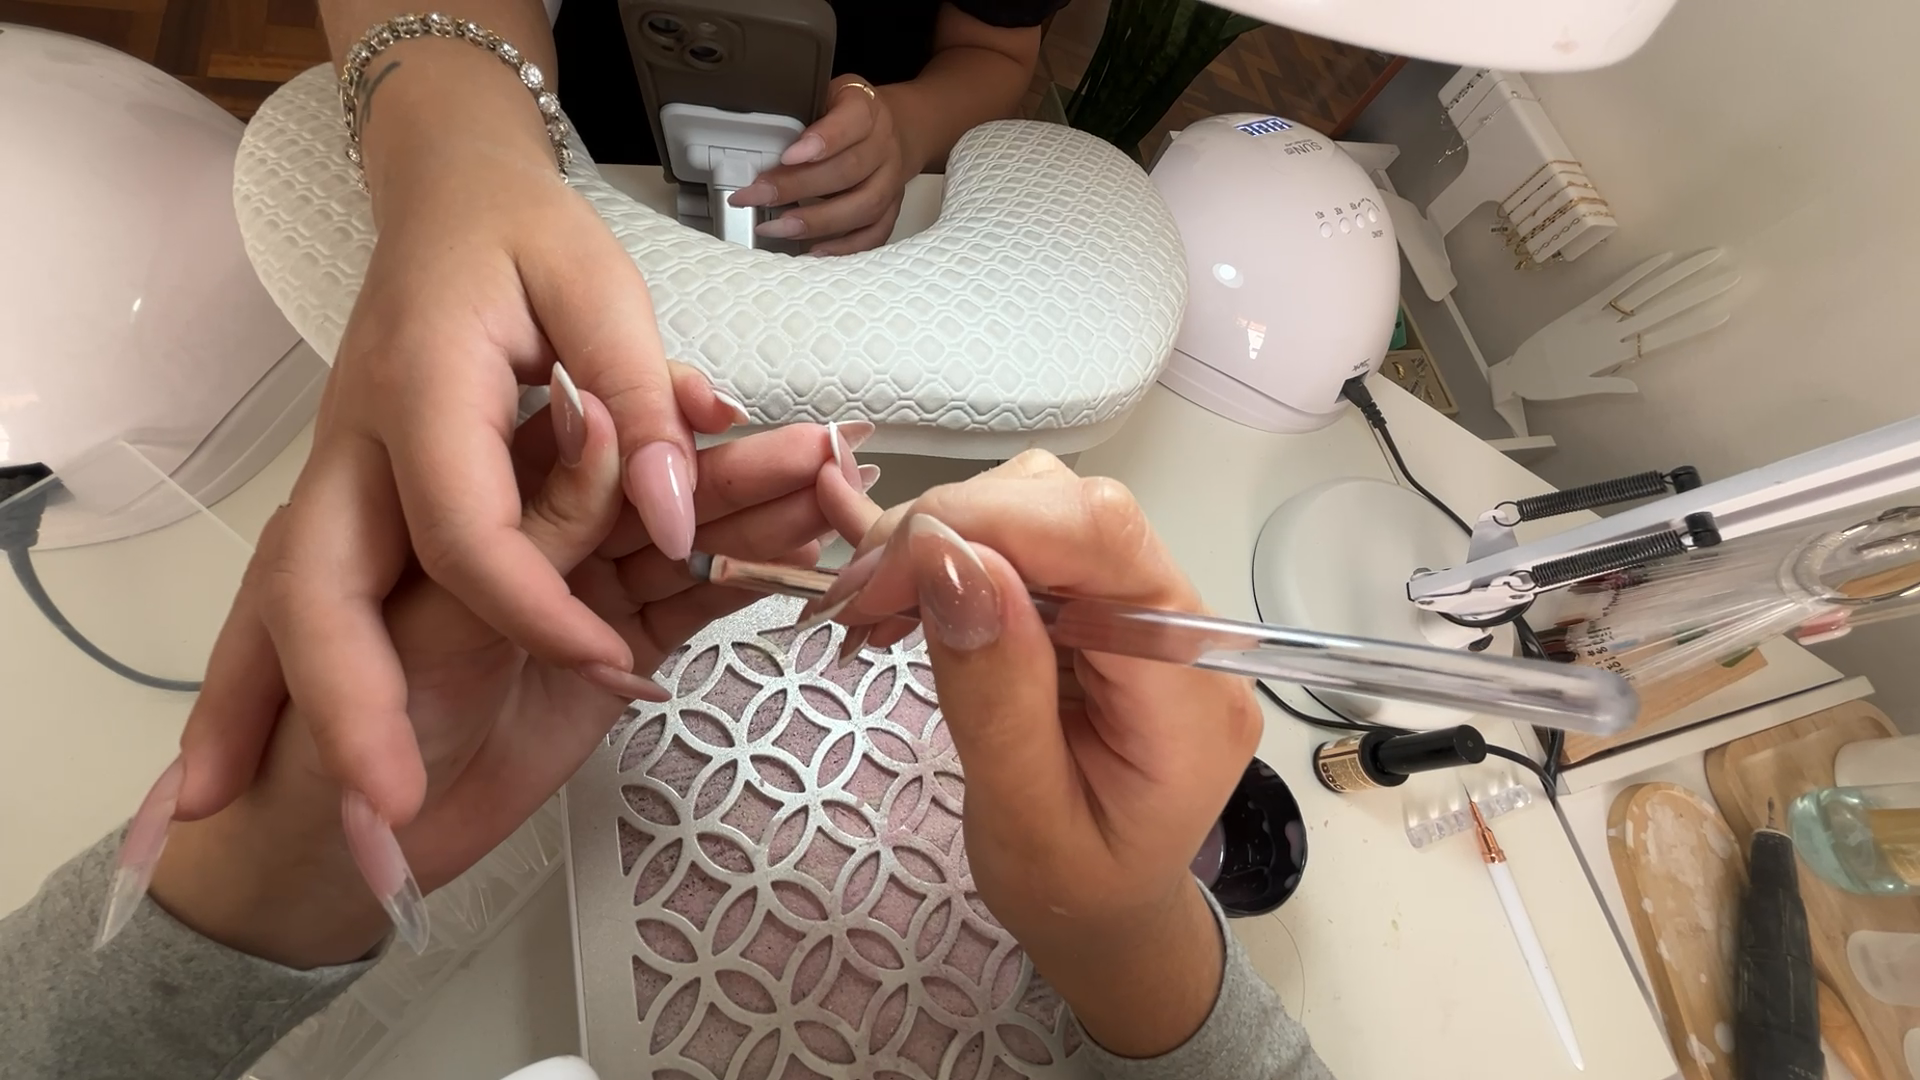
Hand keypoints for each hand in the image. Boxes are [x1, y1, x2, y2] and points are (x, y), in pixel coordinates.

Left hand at [142, 389, 854, 966]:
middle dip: (738, 477)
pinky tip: (802, 557)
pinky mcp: (624, 640)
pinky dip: (746, 583)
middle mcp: (540, 530)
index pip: (580, 451)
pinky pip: (693, 604)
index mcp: (470, 500)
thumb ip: (528, 531)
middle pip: (651, 495)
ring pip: (685, 545)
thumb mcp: (433, 625)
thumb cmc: (337, 741)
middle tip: (823, 454)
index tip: (723, 424)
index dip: (659, 439)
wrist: (343, 863)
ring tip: (833, 498)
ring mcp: (590, 587)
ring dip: (758, 524)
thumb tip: (600, 426)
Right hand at [174, 52, 754, 833]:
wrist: (446, 193)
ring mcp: (348, 475)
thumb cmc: (528, 241)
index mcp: (427, 389)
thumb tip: (677, 514)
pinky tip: (226, 749)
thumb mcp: (603, 300)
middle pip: (318, 584)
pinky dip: (259, 668)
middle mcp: (366, 448)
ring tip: (217, 817)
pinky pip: (303, 588)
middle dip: (338, 702)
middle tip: (374, 813)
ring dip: (252, 707)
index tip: (604, 663)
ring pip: (283, 599)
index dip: (535, 605)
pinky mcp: (360, 494)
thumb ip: (643, 402)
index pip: (466, 525)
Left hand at [728, 74, 911, 254]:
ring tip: (779, 227)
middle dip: (798, 188)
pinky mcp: (891, 211)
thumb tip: (758, 147)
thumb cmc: (846, 115)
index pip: (849, 125)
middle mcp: (884, 149)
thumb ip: (800, 116)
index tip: (787, 156)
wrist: (891, 132)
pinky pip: (874, 235)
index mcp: (867, 111)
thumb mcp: (824, 97)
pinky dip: (844, 247)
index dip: (821, 141)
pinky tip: (814, 249)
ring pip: (863, 207)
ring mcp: (891, 183)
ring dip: (818, 222)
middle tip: (759, 197)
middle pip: (848, 172)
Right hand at [807, 451, 1262, 1056]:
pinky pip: (1028, 536)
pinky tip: (911, 595)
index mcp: (1186, 684)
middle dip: (943, 530)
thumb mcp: (1024, 822)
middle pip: (1065, 507)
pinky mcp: (1104, 599)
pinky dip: (953, 552)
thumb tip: (946, 555)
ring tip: (878, 608)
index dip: (981, 525)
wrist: (1110, 905)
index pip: (1100, 536)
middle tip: (857, 601)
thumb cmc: (1073, 891)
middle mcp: (1180, 621)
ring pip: (1039, 504)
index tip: (878, 581)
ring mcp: (1144, 602)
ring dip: (940, 539)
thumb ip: (995, 693)